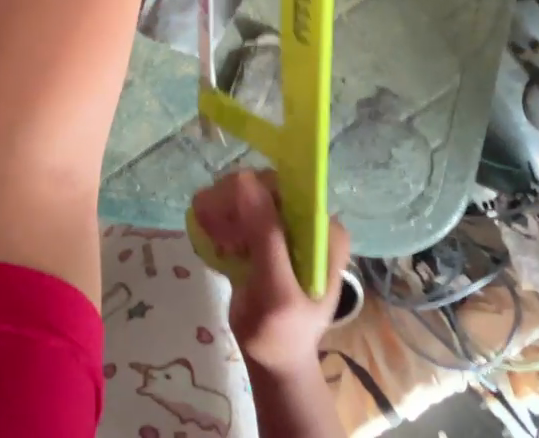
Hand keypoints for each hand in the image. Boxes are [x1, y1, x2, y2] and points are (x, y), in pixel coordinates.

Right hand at [192, 169, 351, 372]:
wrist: (272, 359)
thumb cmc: (280, 332)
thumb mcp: (276, 289)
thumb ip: (266, 235)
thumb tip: (244, 178)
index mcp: (325, 230)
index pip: (286, 186)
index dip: (251, 191)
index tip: (226, 216)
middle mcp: (309, 221)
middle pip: (262, 187)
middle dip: (232, 202)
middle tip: (215, 232)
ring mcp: (288, 226)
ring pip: (246, 195)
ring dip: (223, 210)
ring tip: (214, 238)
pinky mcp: (267, 233)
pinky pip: (240, 209)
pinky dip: (222, 219)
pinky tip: (215, 240)